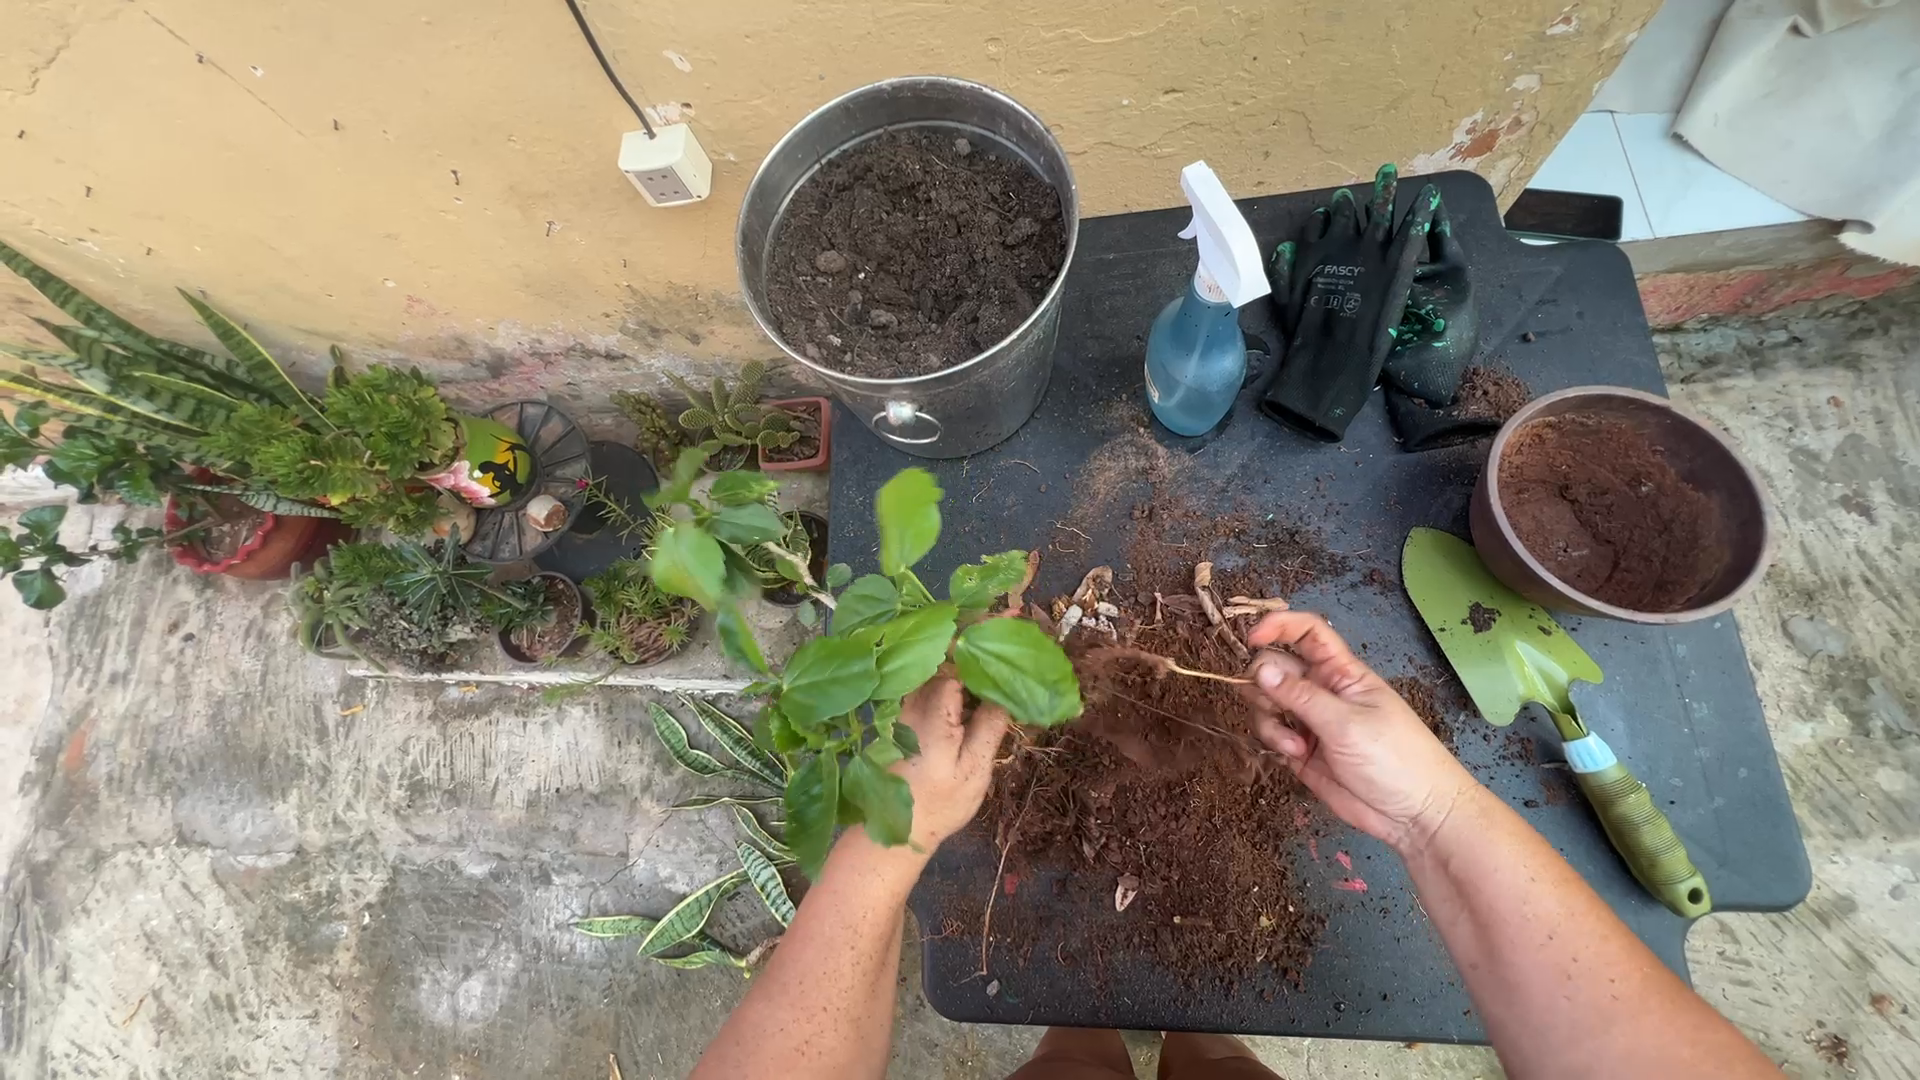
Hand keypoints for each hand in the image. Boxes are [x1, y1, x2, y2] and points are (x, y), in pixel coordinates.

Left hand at [891, 677, 1007, 851]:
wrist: (898, 830)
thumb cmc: (941, 803)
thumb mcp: (975, 769)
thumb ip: (990, 726)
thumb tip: (1005, 690)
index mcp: (932, 715)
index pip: (956, 670)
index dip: (980, 669)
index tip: (1001, 677)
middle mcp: (911, 705)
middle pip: (941, 668)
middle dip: (968, 672)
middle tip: (993, 689)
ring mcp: (900, 710)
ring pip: (930, 677)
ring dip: (954, 681)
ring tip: (978, 700)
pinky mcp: (897, 719)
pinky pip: (920, 690)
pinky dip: (940, 692)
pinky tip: (957, 711)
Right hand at [1242, 611, 1478, 855]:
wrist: (1413, 815)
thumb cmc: (1394, 758)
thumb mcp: (1347, 723)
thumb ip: (1300, 696)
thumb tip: (1259, 669)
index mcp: (1340, 672)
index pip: (1306, 633)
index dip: (1278, 626)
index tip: (1251, 638)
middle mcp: (1320, 689)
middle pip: (1275, 667)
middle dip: (1263, 682)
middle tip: (1272, 704)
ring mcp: (1307, 719)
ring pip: (1265, 700)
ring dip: (1268, 717)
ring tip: (1293, 743)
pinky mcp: (1298, 747)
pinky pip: (1269, 730)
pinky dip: (1273, 739)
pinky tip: (1294, 754)